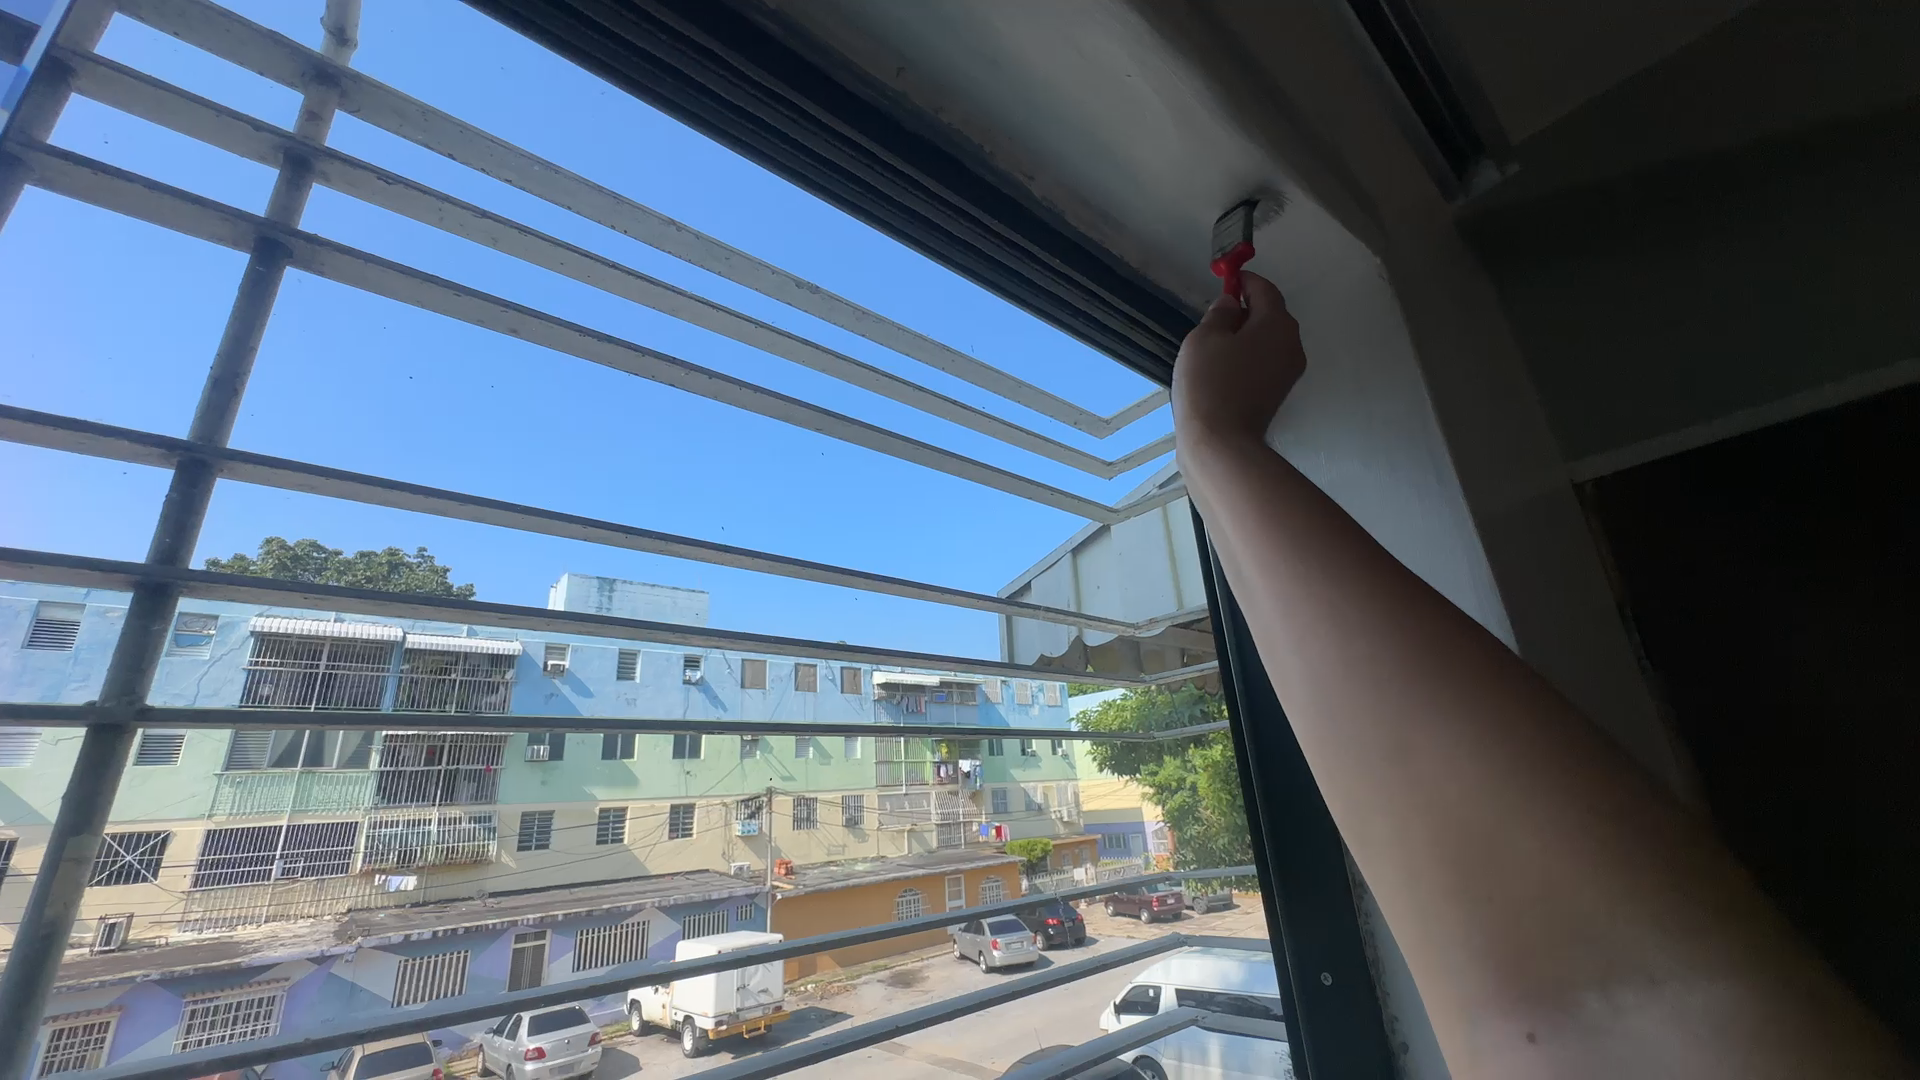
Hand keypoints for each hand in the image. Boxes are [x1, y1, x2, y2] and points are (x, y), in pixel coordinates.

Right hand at [1171, 271, 1304, 457]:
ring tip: (1214, 351)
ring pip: (1267, 342)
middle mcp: (1292, 344)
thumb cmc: (1209, 384)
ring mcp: (1288, 372)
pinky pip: (1263, 364)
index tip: (1226, 280)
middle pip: (1270, 316)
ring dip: (1245, 338)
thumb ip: (1219, 314)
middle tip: (1214, 320)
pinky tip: (1222, 372)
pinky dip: (1247, 360)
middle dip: (1245, 312)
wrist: (1220, 443)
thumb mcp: (1203, 339)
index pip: (1264, 289)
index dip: (1244, 281)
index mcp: (1277, 323)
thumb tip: (1230, 306)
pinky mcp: (1277, 395)